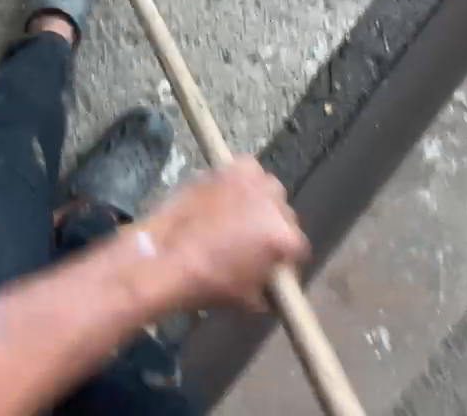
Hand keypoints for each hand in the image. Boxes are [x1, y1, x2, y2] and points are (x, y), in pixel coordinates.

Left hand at [132, 156, 309, 312]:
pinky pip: (247, 169)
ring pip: (268, 189)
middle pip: (284, 214)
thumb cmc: (210, 282)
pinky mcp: (228, 167)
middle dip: (272, 226)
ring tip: (240, 214)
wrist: (168, 254)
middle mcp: (274, 204)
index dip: (284, 257)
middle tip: (253, 239)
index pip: (298, 246)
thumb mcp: (250, 298)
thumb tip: (271, 287)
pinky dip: (242, 178)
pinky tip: (230, 192)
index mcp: (285, 237)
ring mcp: (251, 181)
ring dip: (259, 200)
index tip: (272, 262)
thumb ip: (270, 288)